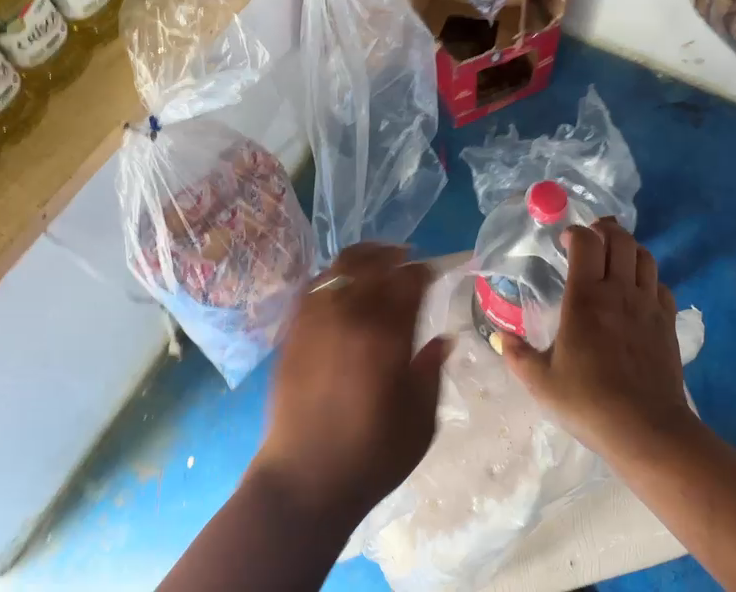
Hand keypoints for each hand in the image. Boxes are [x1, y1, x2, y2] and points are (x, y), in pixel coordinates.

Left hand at [251, 243, 450, 521]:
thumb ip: (431, 373)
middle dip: (394, 256)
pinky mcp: (292, 332)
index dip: (424, 271)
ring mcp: (315, 321)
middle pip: (374, 264)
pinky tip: (341, 284)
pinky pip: (313, 286)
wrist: (304, 480)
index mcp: (387, 338)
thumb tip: (443, 339)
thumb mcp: (421, 422)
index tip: (433, 273)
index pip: (409, 282)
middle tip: (407, 260)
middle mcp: (350, 318)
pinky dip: (331, 275)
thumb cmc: (371, 457)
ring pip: (339, 267)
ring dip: (363, 258)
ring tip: (376, 262)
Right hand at [500, 217, 696, 458]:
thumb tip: (501, 337)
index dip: (576, 232)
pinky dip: (648, 278)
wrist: (645, 428)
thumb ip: (517, 355)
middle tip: (590, 241)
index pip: (587, 242)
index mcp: (586, 298)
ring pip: (645, 256)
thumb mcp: (540, 382)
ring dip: (628, 249)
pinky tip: (637, 292)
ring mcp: (649, 305)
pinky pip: (661, 284)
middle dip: (604, 230)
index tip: (564, 241)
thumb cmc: (588, 402)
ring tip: (614, 260)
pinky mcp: (668, 323)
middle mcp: (620, 291)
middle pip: (620, 239)